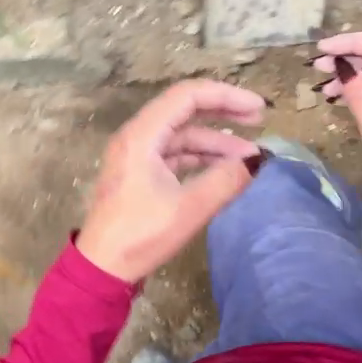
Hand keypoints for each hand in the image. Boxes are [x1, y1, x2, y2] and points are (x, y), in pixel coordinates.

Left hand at [76, 80, 267, 280]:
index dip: (226, 96)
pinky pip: (174, 153)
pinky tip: (225, 168)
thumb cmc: (141, 235)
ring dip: (215, 140)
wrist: (102, 266)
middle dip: (223, 111)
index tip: (259, 108)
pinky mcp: (139, 172)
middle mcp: (136, 136)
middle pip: (184, 109)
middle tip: (259, 118)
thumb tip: (259, 160)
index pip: (187, 96)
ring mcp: (136, 154)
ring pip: (181, 134)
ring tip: (249, 154)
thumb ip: (226, 180)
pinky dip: (200, 156)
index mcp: (141, 135)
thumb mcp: (190, 208)